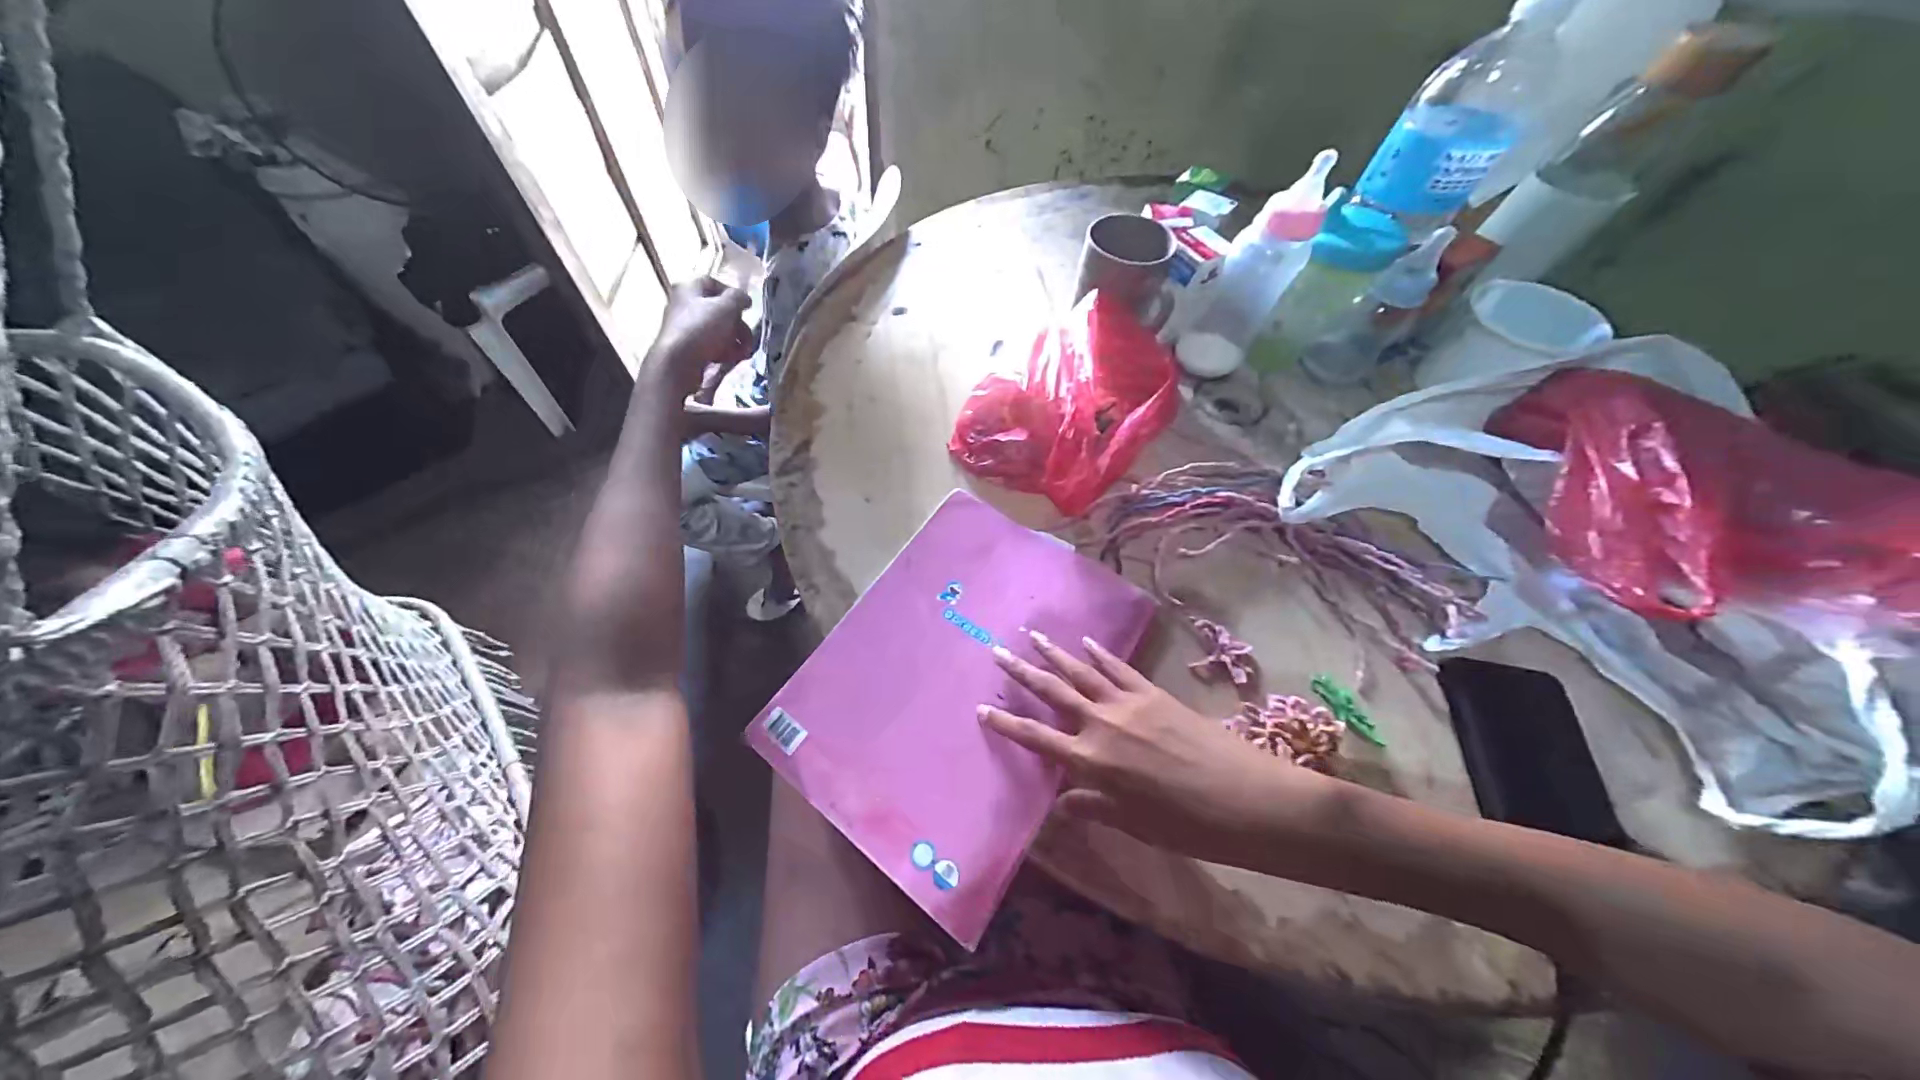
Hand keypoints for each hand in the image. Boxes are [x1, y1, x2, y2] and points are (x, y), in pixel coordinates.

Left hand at [642, 277, 752, 397]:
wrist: (678, 363)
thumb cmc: (702, 328)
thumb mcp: (726, 307)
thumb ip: (738, 298)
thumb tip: (744, 299)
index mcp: (689, 289)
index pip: (713, 283)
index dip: (732, 294)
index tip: (746, 307)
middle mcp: (684, 306)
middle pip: (718, 310)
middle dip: (738, 325)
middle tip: (748, 337)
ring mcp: (685, 328)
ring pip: (716, 330)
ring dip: (734, 340)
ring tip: (744, 352)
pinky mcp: (687, 348)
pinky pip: (710, 345)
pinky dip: (723, 351)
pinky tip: (731, 359)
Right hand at [981, 631, 1348, 869]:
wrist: (1248, 799)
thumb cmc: (1188, 824)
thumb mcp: (1134, 824)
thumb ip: (1093, 806)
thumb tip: (1060, 804)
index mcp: (1091, 760)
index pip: (1036, 738)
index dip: (1006, 725)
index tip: (980, 709)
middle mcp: (1103, 724)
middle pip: (1053, 691)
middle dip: (1022, 672)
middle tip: (997, 651)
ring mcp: (1129, 703)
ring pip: (1082, 671)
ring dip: (1054, 653)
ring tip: (1032, 635)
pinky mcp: (1154, 693)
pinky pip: (1118, 668)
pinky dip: (1100, 654)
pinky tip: (1085, 641)